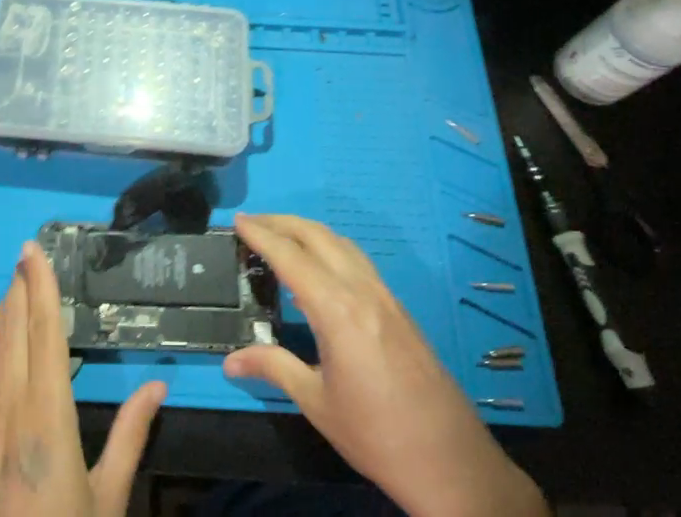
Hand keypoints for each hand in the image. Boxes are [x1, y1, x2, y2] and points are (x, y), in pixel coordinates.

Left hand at [0, 242, 166, 516]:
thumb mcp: (109, 497)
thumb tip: (159, 387)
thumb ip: (130, 436)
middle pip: (6, 333)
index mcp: (48, 418)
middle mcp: (5, 412)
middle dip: (15, 291)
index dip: (38, 288)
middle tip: (26, 261)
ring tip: (4, 305)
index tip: (35, 252)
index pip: (42, 334)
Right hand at [223, 214, 546, 516]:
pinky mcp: (400, 312)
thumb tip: (231, 361)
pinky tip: (318, 275)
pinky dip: (331, 253)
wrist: (450, 462)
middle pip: (320, 238)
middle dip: (284, 223)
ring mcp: (387, 299)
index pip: (292, 258)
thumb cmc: (376, 434)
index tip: (238, 219)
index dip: (262, 235)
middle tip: (252, 222)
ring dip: (310, 233)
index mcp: (338, 310)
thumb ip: (273, 368)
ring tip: (280, 239)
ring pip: (344, 246)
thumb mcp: (316, 402)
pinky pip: (360, 265)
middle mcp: (364, 293)